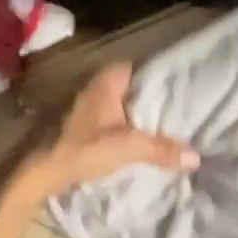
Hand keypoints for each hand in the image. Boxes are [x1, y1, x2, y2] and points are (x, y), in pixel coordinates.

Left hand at [25, 63, 197, 196]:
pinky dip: (124, 127)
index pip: (136, 66)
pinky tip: (138, 139)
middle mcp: (93, 88)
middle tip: (178, 109)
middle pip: (129, 87)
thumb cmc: (83, 149)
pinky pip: (109, 120)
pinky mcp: (79, 126)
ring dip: (136, 114)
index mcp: (105, 83)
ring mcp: (84, 107)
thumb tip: (195, 157)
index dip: (157, 75)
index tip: (180, 86)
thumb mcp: (128, 148)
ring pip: (119, 104)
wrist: (42, 171)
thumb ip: (161, 149)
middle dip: (150, 97)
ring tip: (164, 125)